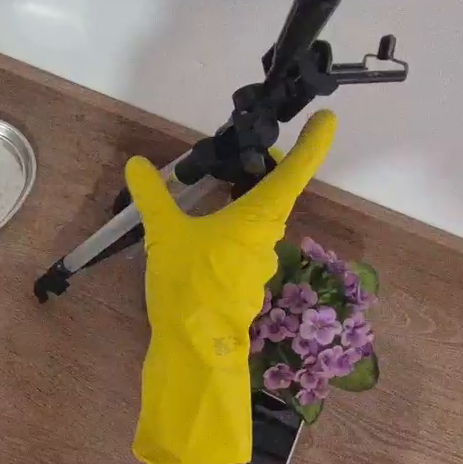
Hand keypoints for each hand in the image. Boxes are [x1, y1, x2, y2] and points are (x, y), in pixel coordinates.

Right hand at [125, 109, 335, 463]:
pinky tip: (199, 240)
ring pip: (256, 224)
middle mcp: (268, 238)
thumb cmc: (189, 282)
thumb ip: (153, 197)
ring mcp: (258, 265)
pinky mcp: (243, 286)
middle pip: (275, 195)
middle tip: (241, 155)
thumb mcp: (164, 234)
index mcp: (259, 216)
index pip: (297, 170)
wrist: (193, 345)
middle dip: (263, 172)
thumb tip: (136, 164)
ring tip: (210, 196)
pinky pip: (240, 248)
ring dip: (241, 206)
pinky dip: (227, 234)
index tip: (326, 118)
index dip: (315, 142)